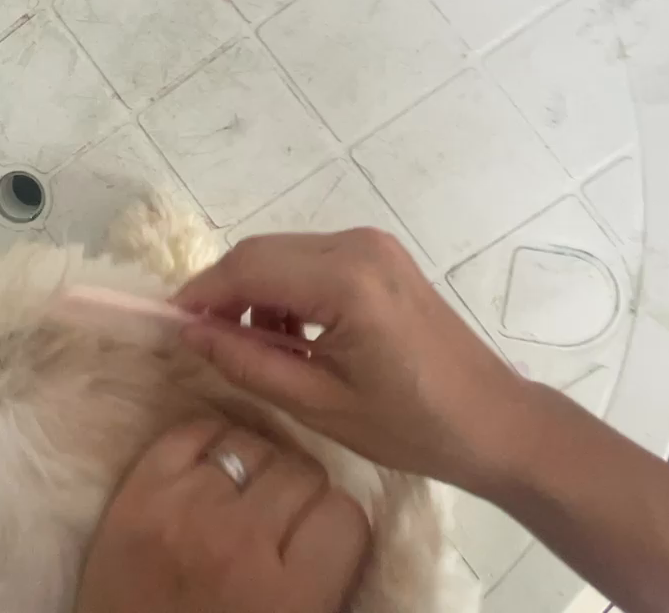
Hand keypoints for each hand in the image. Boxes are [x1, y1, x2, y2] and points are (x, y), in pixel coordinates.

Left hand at [74, 419, 367, 612]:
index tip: (323, 539)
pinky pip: (193, 429)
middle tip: (282, 518)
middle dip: (300, 493)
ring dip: (256, 466)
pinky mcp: (139, 489)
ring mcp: (183, 507)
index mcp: (288, 598)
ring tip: (245, 492)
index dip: (338, 526)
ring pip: (250, 442)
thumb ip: (324, 585)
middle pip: (299, 470)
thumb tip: (342, 521)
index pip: (345, 514)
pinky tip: (210, 467)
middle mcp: (237, 541)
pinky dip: (210, 440)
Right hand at [173, 228, 535, 491]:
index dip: (201, 292)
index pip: (248, 269)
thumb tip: (190, 332)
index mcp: (346, 281)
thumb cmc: (411, 425)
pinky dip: (283, 286)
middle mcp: (355, 245)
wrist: (497, 422)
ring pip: (280, 251)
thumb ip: (247, 363)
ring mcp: (369, 243)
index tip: (172, 321)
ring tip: (253, 343)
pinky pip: (307, 257)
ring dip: (252, 289)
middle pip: (259, 252)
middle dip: (223, 289)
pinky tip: (289, 330)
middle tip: (204, 335)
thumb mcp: (319, 404)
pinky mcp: (376, 252)